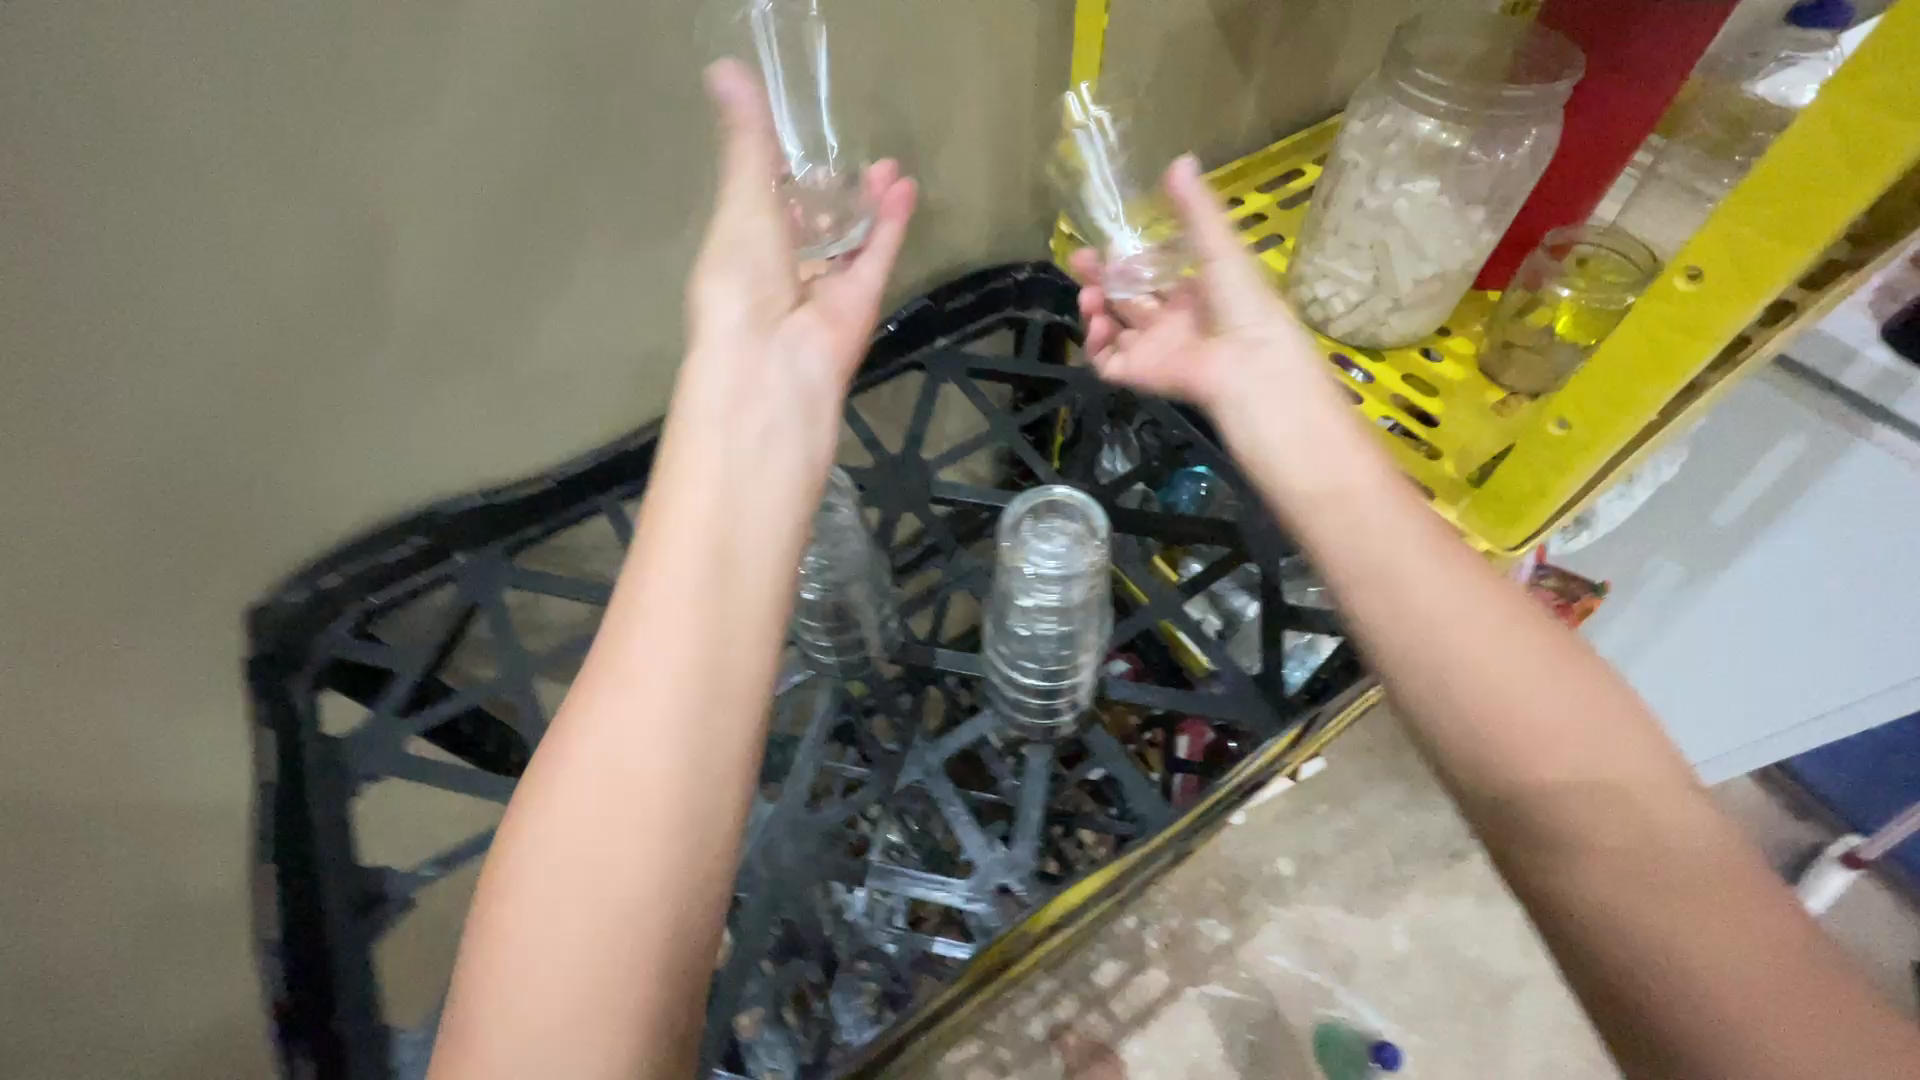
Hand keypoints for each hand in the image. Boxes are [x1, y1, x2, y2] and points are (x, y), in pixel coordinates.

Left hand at [681, 59, 917, 420]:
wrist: (772, 361)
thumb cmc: (740, 281)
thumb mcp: (740, 203)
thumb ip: (747, 144)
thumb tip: (725, 69)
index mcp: (741, 254)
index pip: (763, 211)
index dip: (779, 178)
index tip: (794, 145)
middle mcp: (782, 274)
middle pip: (811, 229)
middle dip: (830, 195)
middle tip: (845, 160)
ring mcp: (825, 291)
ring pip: (849, 243)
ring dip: (867, 205)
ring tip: (885, 166)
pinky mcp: (861, 301)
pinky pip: (878, 256)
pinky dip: (891, 224)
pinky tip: (904, 188)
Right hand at [1072, 154, 1333, 419]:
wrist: (1249, 361)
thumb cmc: (1241, 301)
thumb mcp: (1219, 245)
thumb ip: (1194, 209)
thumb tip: (1179, 159)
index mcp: (1194, 291)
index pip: (1151, 273)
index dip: (1126, 259)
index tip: (1105, 244)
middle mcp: (1171, 321)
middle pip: (1126, 299)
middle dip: (1102, 279)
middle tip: (1081, 261)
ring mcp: (1153, 349)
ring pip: (1113, 330)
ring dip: (1096, 309)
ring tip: (1091, 295)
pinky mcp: (1139, 375)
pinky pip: (1107, 362)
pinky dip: (1095, 345)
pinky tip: (1098, 325)